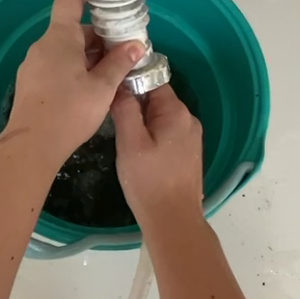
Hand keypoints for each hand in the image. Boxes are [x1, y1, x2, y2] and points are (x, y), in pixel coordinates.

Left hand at [2, 0, 145, 164]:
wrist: (32, 145)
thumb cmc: (70, 110)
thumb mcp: (102, 87)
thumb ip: (120, 62)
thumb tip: (137, 45)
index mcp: (60, 37)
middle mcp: (43, 45)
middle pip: (72, 29)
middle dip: (99, 36)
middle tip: (124, 50)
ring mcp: (34, 64)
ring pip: (65, 50)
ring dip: (88, 55)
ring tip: (112, 73)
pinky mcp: (31, 83)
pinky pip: (55, 65)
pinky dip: (74, 69)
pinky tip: (90, 89)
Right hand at [110, 83, 203, 226]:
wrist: (173, 219)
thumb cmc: (149, 181)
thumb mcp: (130, 142)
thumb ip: (125, 109)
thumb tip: (120, 83)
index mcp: (176, 112)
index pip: (153, 79)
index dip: (131, 80)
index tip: (109, 86)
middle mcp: (188, 119)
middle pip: (157, 97)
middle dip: (134, 100)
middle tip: (109, 110)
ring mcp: (190, 136)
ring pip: (160, 115)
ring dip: (141, 117)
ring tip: (119, 128)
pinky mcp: (187, 151)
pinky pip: (166, 130)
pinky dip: (150, 132)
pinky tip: (135, 145)